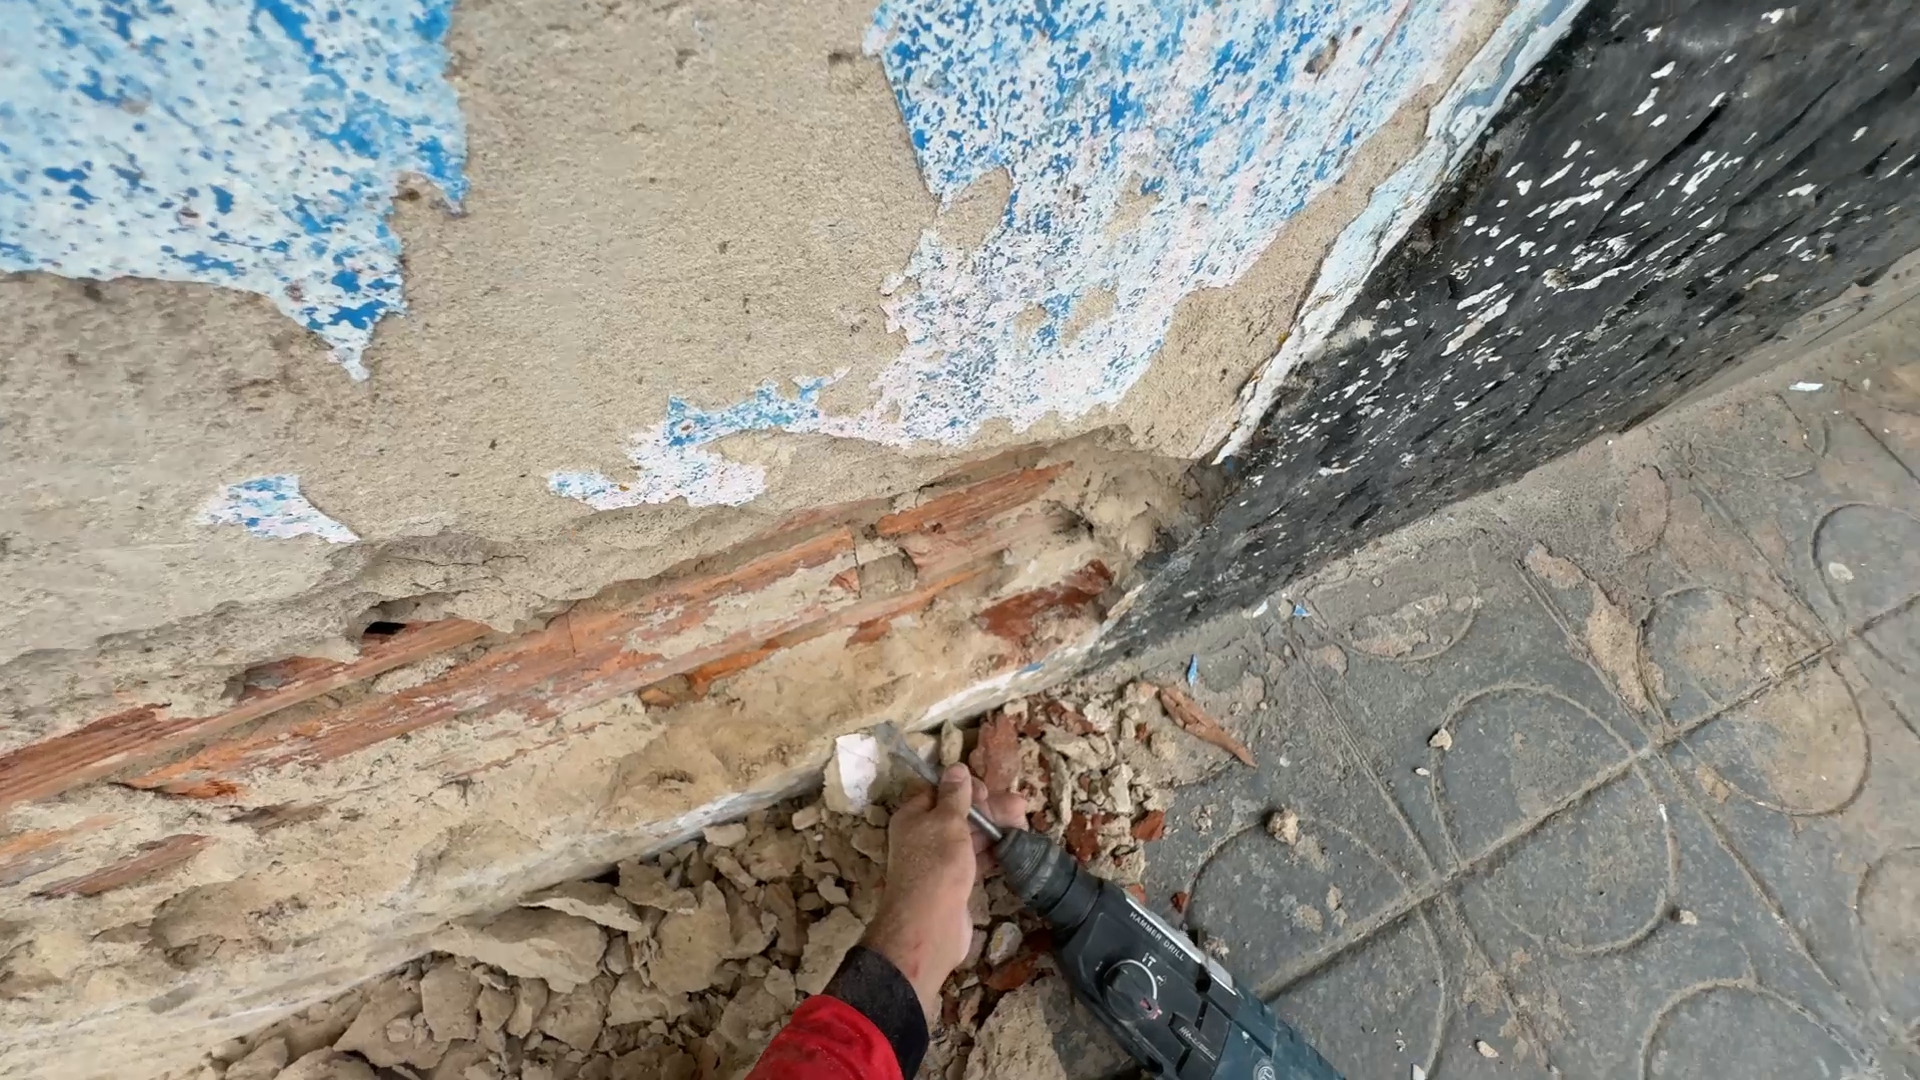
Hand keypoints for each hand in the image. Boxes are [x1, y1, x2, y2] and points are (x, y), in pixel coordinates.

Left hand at [861, 763, 1025, 1020]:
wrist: (929, 928)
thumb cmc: (936, 865)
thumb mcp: (947, 822)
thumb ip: (955, 796)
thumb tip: (956, 767)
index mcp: (914, 816)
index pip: (942, 792)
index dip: (966, 789)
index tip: (987, 792)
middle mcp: (923, 836)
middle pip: (960, 814)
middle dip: (989, 809)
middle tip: (1019, 806)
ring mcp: (939, 860)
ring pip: (970, 837)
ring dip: (995, 829)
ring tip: (1023, 825)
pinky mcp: (954, 882)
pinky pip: (974, 859)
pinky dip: (992, 851)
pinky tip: (1013, 847)